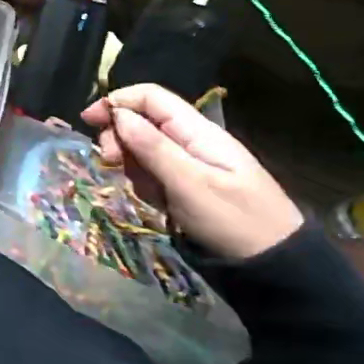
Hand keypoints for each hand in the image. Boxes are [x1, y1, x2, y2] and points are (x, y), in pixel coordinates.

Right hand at [82, 84, 303, 259]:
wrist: (275, 267)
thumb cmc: (235, 221)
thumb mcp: (190, 184)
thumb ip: (153, 148)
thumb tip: (119, 115)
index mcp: (198, 131)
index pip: (151, 97)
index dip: (117, 101)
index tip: (88, 121)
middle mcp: (192, 141)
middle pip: (142, 121)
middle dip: (119, 137)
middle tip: (110, 162)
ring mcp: (189, 164)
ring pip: (143, 149)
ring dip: (132, 165)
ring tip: (144, 191)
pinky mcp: (186, 186)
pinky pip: (153, 173)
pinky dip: (146, 184)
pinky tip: (156, 203)